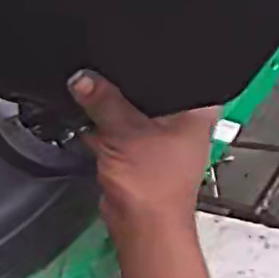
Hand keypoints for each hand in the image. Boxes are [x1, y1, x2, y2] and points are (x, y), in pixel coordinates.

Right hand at [69, 70, 218, 237]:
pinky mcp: (136, 151)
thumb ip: (102, 101)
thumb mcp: (124, 133)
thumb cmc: (153, 186)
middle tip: (98, 76)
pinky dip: (101, 127)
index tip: (122, 52)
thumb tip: (81, 78)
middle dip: (120, 86)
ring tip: (91, 101)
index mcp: (197, 109)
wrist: (140, 225)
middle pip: (146, 89)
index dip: (147, 61)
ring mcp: (158, 137)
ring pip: (128, 109)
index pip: (175, 71)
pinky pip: (115, 128)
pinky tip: (87, 123)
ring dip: (109, 109)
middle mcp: (182, 120)